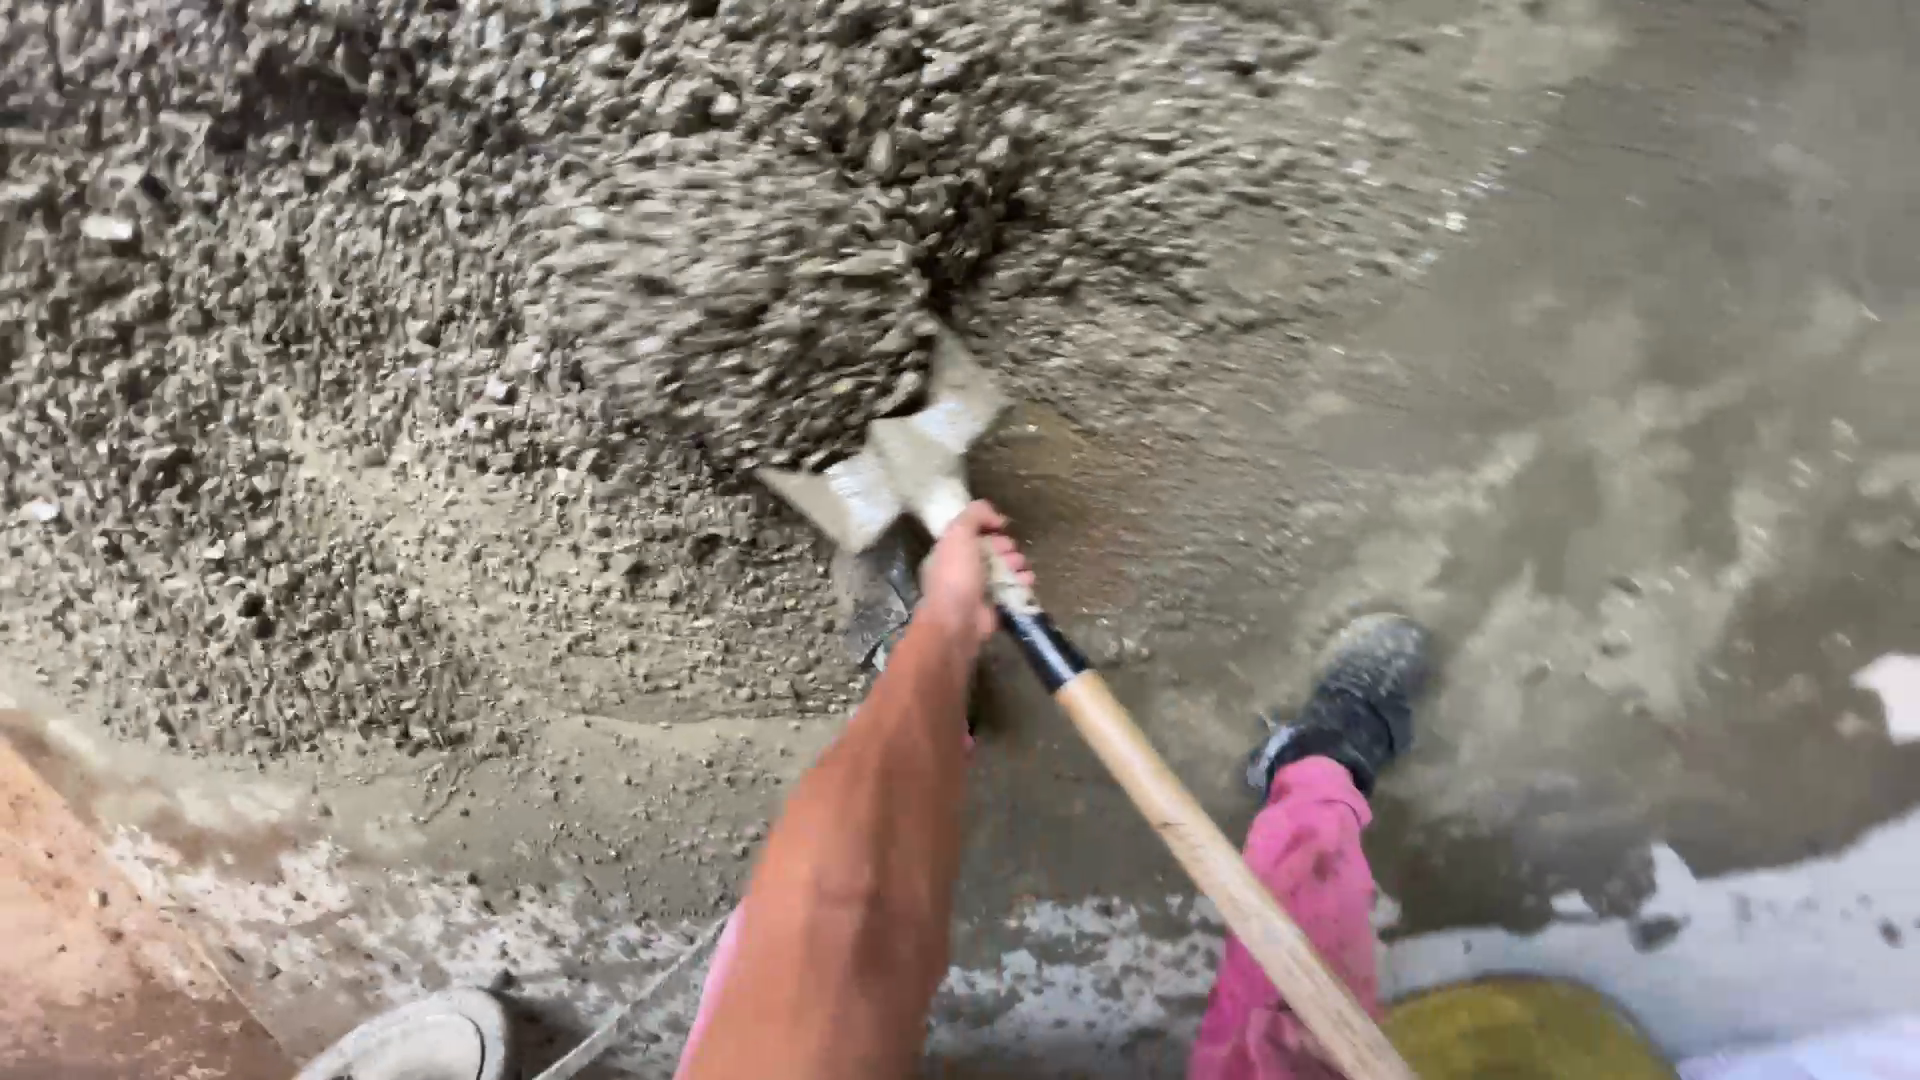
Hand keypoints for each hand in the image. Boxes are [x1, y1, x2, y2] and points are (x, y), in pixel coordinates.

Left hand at [919, 501, 1033, 648]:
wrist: (957, 620)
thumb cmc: (955, 574)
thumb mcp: (959, 533)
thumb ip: (975, 515)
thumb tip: (997, 517)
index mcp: (950, 552)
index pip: (972, 535)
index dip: (989, 529)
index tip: (1002, 528)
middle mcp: (962, 571)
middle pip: (991, 553)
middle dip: (1006, 548)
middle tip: (1012, 552)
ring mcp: (978, 592)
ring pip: (1004, 573)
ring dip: (1017, 566)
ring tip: (1023, 568)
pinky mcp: (993, 610)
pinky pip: (1011, 594)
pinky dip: (1022, 586)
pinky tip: (1027, 582)